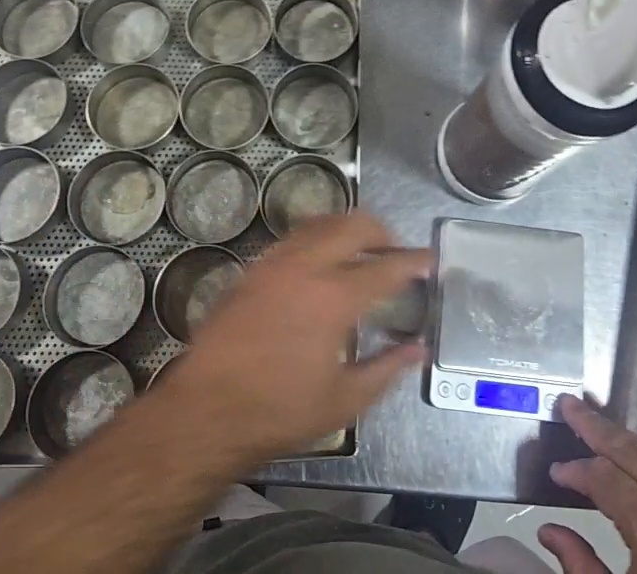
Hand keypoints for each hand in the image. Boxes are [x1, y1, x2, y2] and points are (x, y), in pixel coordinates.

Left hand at [157, 212, 430, 462]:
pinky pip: (291, 239)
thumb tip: (418, 348)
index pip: (387, 267)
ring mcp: (274, 264)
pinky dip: (314, 239)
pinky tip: (318, 263)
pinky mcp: (251, 271)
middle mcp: (306, 268)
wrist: (206, 411)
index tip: (430, 260)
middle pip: (354, 225)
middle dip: (381, 232)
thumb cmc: (279, 412)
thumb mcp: (344, 401)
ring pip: (319, 224)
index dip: (414, 261)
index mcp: (335, 298)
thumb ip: (387, 369)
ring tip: (359, 250)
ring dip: (346, 229)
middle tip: (393, 251)